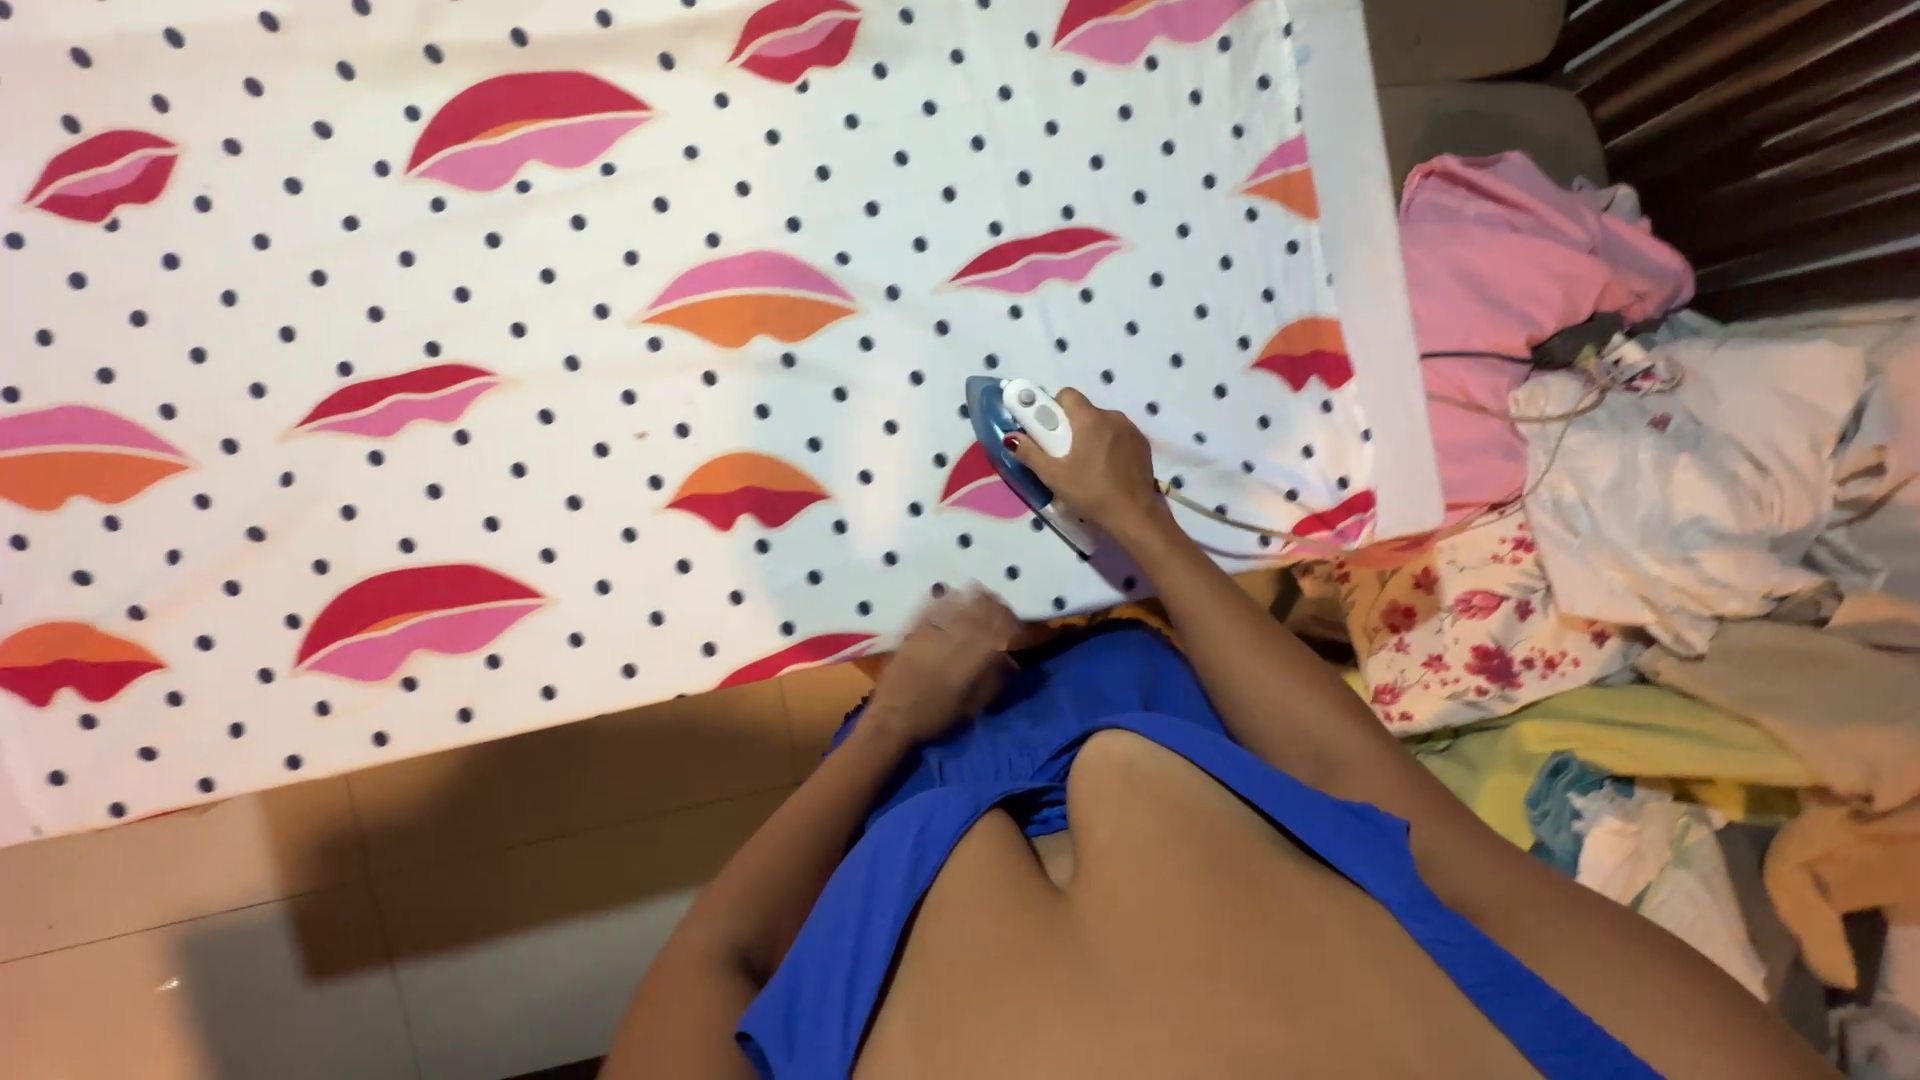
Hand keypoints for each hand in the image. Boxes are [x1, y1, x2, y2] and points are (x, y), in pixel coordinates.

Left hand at [863, 586, 1020, 744]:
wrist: (892, 718)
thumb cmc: (935, 717)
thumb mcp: (972, 706)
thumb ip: (993, 680)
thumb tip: (1009, 661)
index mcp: (972, 657)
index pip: (999, 627)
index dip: (1010, 622)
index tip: (1016, 626)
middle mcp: (954, 638)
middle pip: (980, 609)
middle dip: (995, 607)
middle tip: (1002, 610)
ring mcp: (931, 631)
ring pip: (959, 604)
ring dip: (974, 600)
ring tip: (981, 599)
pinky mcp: (913, 630)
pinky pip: (935, 607)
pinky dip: (948, 601)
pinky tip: (952, 599)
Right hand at [1008, 388, 1165, 534]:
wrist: (1134, 513)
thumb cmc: (1091, 492)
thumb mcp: (1054, 476)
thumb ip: (1030, 453)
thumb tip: (1010, 438)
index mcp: (1089, 419)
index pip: (1067, 395)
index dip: (1054, 408)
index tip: (1049, 430)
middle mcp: (1112, 416)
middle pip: (1084, 410)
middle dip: (1072, 426)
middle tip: (1064, 453)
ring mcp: (1131, 429)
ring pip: (1103, 422)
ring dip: (1092, 435)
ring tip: (1087, 464)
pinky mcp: (1142, 443)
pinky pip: (1119, 434)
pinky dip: (1110, 444)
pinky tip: (1107, 468)